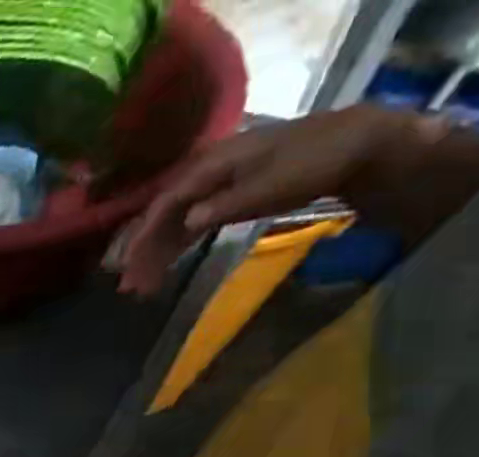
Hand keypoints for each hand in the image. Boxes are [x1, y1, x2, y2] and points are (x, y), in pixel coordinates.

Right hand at [109, 106, 422, 293]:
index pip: (166, 202)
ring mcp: (213, 187)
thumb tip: (188, 223)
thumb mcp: (270, 185)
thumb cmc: (310, 162)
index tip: (129, 264)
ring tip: (141, 286)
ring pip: (174, 225)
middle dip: (144, 252)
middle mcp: (204, 174)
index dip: (145, 234)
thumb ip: (226, 204)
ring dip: (156, 255)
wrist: (349, 147)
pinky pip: (190, 226)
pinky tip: (164, 268)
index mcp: (211, 165)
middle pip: (163, 217)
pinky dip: (176, 247)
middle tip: (129, 286)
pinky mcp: (224, 199)